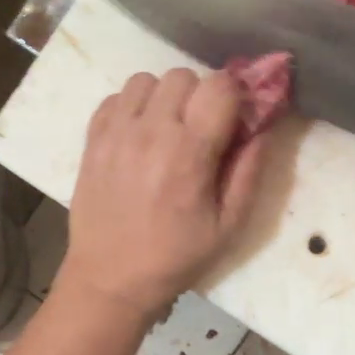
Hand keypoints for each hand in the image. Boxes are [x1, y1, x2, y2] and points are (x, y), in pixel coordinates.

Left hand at [57, 68, 266, 318]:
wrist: (110, 279)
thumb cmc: (174, 258)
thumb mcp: (227, 227)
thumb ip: (249, 172)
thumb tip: (262, 127)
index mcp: (188, 153)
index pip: (220, 86)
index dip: (234, 97)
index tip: (233, 120)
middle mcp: (150, 132)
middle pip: (183, 75)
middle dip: (199, 96)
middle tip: (199, 130)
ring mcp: (115, 133)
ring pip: (146, 79)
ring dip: (162, 97)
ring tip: (165, 130)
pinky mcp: (92, 141)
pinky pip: (115, 97)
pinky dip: (131, 107)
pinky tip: (138, 136)